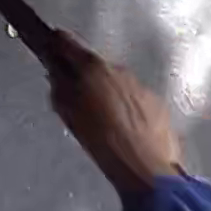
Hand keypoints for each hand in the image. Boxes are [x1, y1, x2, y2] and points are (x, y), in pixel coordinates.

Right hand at [47, 30, 184, 199]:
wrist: (146, 171)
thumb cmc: (100, 138)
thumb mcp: (64, 107)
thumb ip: (57, 81)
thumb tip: (55, 69)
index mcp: (91, 65)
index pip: (65, 40)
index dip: (55, 43)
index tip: (51, 48)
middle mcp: (118, 69)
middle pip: (93, 62)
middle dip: (84, 74)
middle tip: (78, 94)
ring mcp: (142, 87)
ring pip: (116, 81)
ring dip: (107, 90)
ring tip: (105, 116)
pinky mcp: (160, 106)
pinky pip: (136, 98)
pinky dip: (128, 106)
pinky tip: (125, 126)